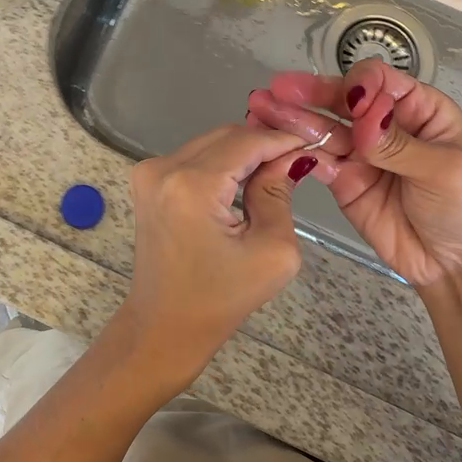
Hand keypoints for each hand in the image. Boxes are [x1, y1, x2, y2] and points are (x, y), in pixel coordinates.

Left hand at [118, 123, 313, 383]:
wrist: (164, 324)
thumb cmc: (220, 298)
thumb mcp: (271, 251)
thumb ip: (279, 194)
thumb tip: (291, 157)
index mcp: (192, 185)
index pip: (246, 142)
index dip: (282, 139)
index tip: (314, 143)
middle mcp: (163, 168)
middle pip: (226, 136)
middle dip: (264, 143)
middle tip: (300, 157)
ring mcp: (149, 173)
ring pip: (210, 144)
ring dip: (243, 152)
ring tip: (278, 169)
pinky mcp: (146, 182)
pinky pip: (193, 158)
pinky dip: (222, 163)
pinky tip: (246, 179)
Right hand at [245, 62, 461, 287]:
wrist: (457, 267)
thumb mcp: (444, 171)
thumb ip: (399, 144)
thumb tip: (362, 117)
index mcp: (419, 110)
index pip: (381, 83)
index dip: (360, 85)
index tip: (348, 99)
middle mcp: (385, 125)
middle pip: (342, 101)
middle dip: (309, 94)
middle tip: (275, 90)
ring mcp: (361, 154)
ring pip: (323, 130)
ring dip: (291, 120)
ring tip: (259, 111)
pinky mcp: (342, 182)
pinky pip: (316, 161)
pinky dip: (294, 153)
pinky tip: (271, 143)